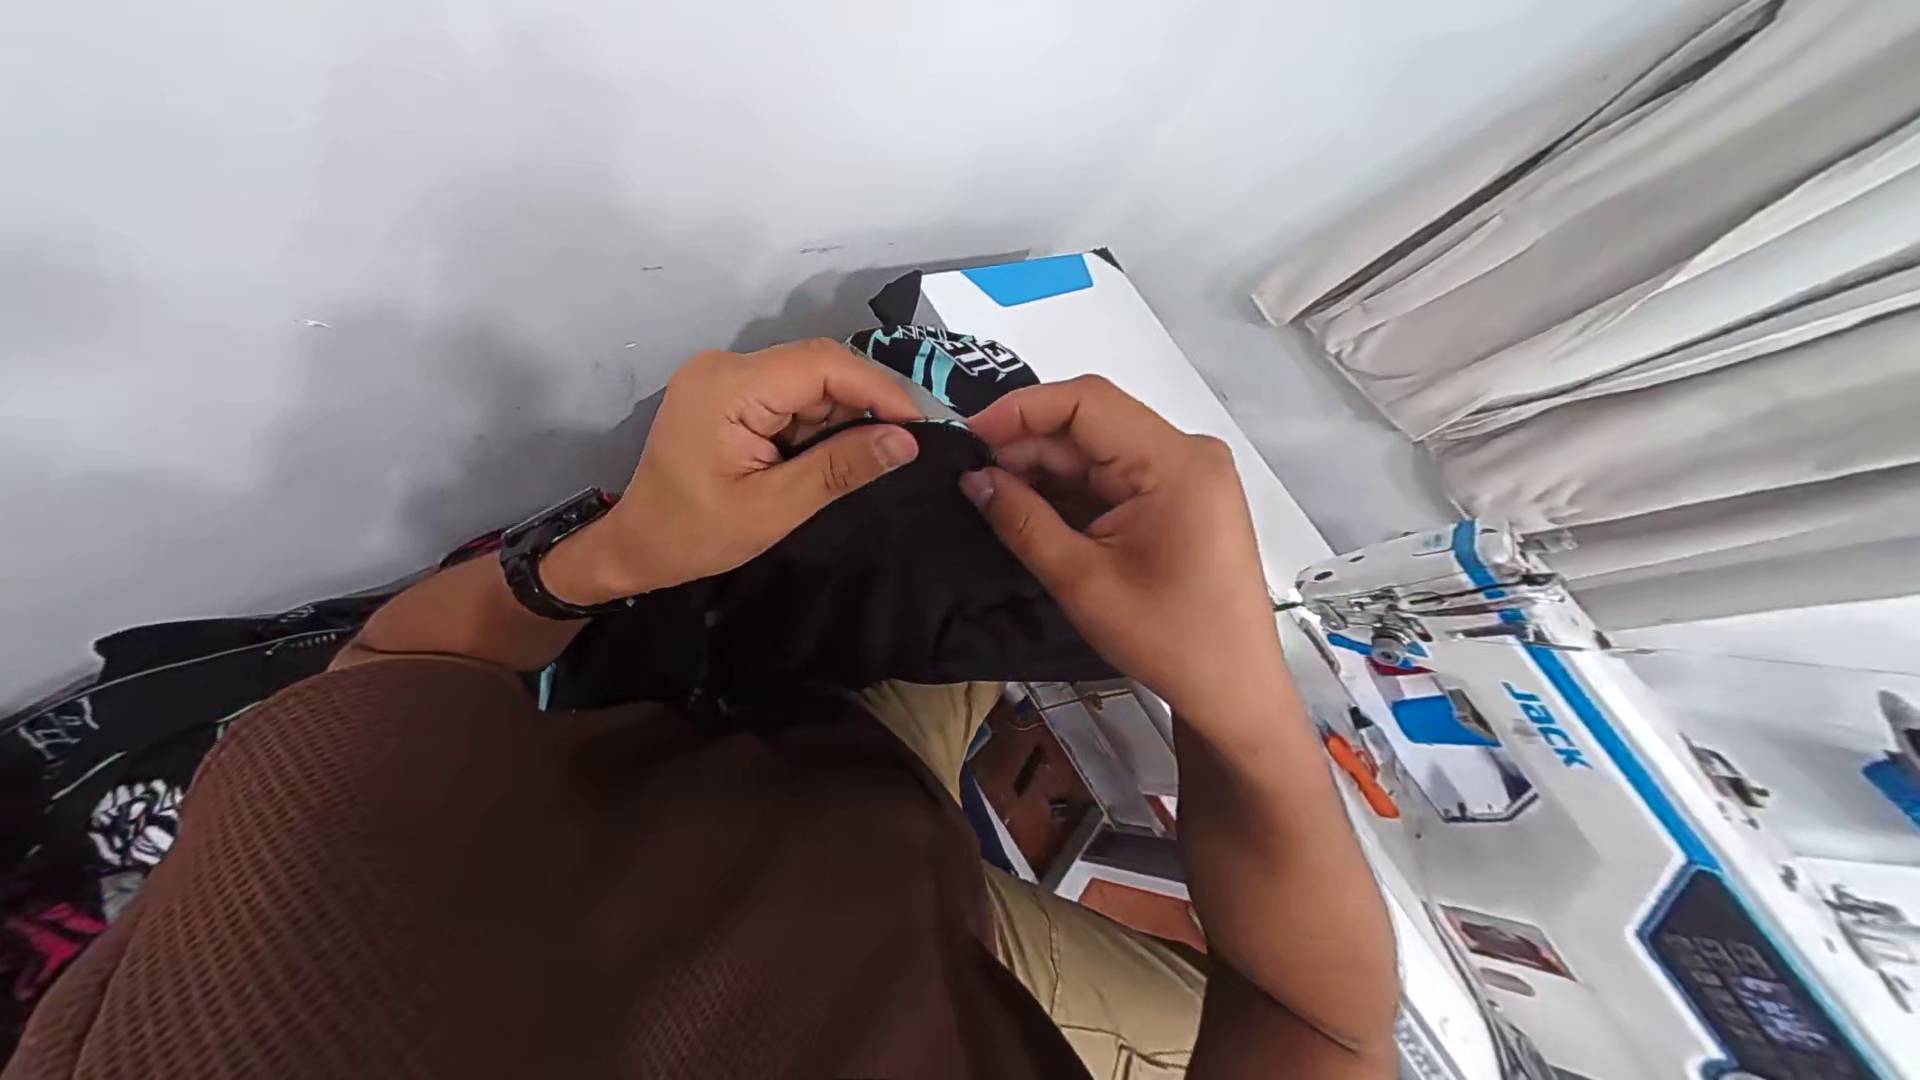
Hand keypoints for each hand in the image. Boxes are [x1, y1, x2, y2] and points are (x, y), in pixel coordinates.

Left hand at [547, 340, 921, 602]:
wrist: (639, 546)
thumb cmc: (697, 535)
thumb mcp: (775, 508)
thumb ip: (841, 469)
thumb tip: (907, 442)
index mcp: (728, 388)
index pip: (821, 364)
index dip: (878, 388)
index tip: (919, 425)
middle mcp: (727, 367)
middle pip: (818, 367)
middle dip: (866, 403)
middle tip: (904, 444)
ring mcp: (728, 378)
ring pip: (812, 382)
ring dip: (846, 416)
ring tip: (871, 455)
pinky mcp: (734, 394)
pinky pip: (794, 396)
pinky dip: (823, 424)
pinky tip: (834, 453)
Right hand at [959, 376, 1278, 714]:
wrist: (1231, 688)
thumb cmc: (1169, 640)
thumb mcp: (1082, 580)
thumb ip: (1022, 520)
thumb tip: (973, 479)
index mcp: (1175, 463)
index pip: (1087, 402)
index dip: (1020, 410)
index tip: (970, 436)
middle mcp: (1185, 454)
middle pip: (1091, 425)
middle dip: (1027, 447)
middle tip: (974, 477)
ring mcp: (1183, 475)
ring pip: (1097, 452)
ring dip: (1044, 471)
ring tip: (994, 496)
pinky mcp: (1176, 497)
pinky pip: (1112, 477)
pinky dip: (1070, 492)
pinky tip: (1031, 507)